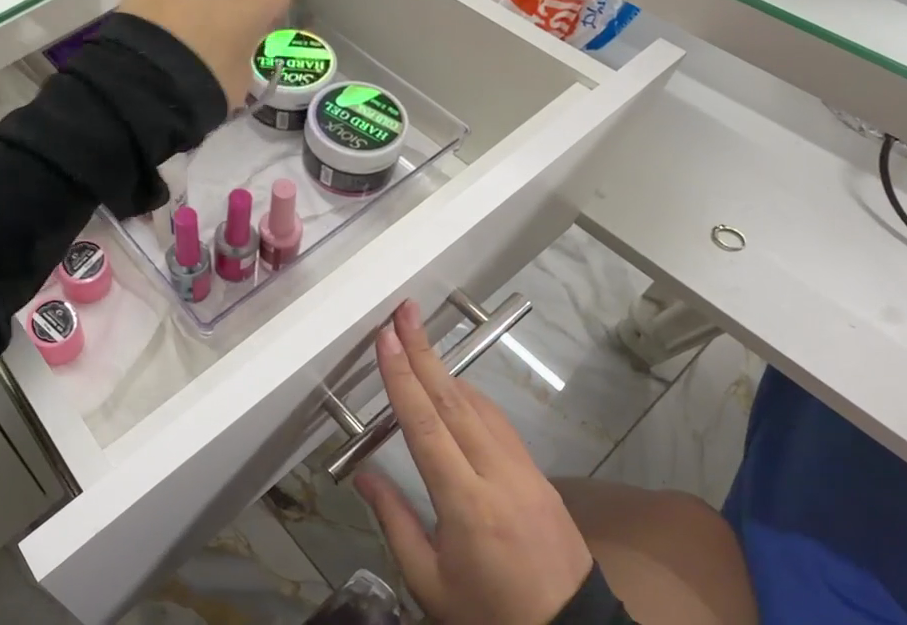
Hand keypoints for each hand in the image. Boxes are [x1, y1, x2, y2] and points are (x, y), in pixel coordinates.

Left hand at [115, 0, 296, 104]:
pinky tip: (156, 34)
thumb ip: (246, 51)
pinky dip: (166, 5)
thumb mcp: (244, 77)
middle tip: (218, 35)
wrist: (145, 81)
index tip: (259, 28)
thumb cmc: (209, 80)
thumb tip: (233, 51)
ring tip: (181, 37)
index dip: (273, 6)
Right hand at [354, 302, 594, 624]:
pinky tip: (456, 388)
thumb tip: (364, 475)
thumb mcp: (428, 582)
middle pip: (455, 402)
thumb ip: (395, 521)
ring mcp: (527, 475)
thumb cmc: (488, 613)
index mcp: (466, 504)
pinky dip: (473, 399)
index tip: (387, 339)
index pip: (426, 426)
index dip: (402, 378)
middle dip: (426, 353)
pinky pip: (501, 427)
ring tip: (421, 340)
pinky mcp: (542, 480)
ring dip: (448, 370)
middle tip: (405, 312)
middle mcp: (499, 478)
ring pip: (482, 409)